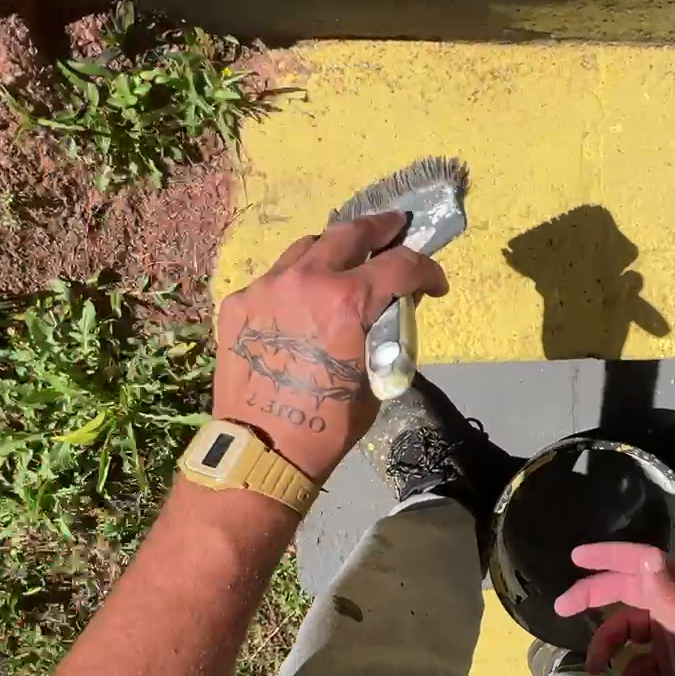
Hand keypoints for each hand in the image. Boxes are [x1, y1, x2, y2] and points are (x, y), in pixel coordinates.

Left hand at [213, 212, 448, 482]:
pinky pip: (275, 278)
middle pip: (350, 233)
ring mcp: (266, 287)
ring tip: (347, 259)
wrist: (264, 448)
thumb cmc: (330, 423)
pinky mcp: (239, 303)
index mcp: (347, 302)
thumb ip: (385, 334)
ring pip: (307, 248)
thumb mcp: (377, 378)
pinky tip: (304, 301)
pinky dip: (298, 282)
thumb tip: (390, 312)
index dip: (427, 271)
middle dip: (381, 229)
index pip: (401, 266)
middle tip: (396, 227)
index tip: (435, 284)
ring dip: (334, 250)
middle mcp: (306, 280)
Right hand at [553, 542, 674, 675]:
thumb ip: (667, 597)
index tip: (576, 558)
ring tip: (597, 672)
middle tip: (561, 608)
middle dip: (595, 598)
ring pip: (630, 631)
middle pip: (630, 593)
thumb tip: (646, 557)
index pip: (645, 562)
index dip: (610, 556)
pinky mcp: (673, 665)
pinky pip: (640, 663)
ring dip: (610, 649)